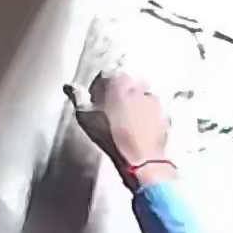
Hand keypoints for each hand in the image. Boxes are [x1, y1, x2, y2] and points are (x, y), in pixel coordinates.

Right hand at [67, 72, 173, 188]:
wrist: (140, 157)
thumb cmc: (110, 135)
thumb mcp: (84, 115)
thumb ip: (76, 96)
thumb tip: (69, 86)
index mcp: (117, 80)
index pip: (104, 75)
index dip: (97, 88)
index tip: (94, 101)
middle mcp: (137, 83)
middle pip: (122, 83)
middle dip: (115, 93)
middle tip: (107, 111)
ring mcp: (152, 97)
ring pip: (137, 94)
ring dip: (130, 102)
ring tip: (122, 121)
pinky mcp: (163, 111)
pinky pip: (149, 108)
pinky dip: (143, 114)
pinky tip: (135, 127)